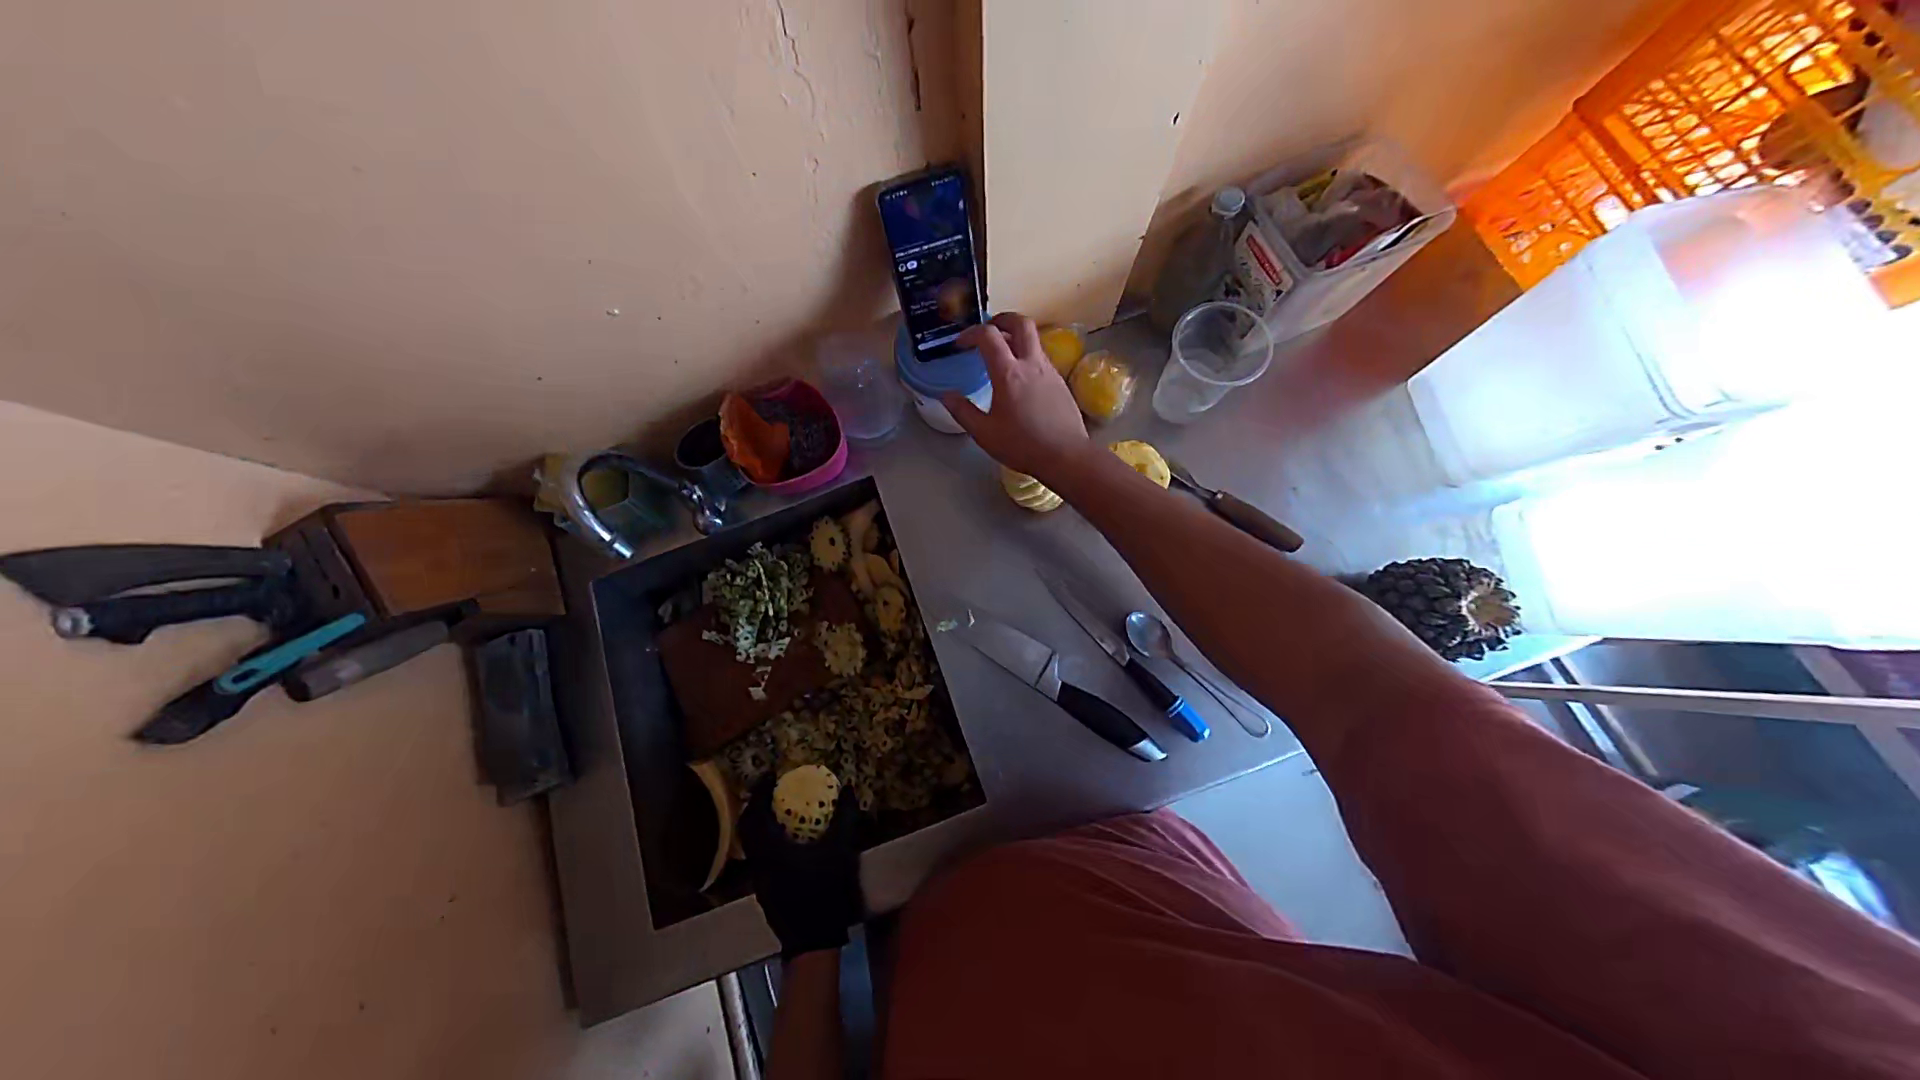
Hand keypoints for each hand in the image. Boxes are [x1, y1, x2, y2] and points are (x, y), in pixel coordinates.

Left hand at [739, 774, 863, 959]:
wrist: (814, 940)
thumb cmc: (826, 892)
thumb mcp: (840, 850)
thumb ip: (844, 818)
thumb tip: (848, 789)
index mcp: (771, 850)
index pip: (756, 813)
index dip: (761, 791)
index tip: (770, 774)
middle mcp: (758, 862)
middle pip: (748, 828)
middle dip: (758, 806)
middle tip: (773, 791)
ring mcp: (759, 880)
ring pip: (752, 843)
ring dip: (763, 824)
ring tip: (781, 811)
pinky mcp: (766, 891)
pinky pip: (760, 855)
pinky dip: (769, 840)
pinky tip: (789, 841)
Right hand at [942, 313, 1093, 483]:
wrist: (1066, 456)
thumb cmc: (1022, 445)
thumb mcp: (984, 433)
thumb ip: (962, 412)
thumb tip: (947, 396)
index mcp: (1008, 373)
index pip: (988, 335)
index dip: (970, 333)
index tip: (960, 344)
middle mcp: (1031, 364)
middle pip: (1021, 323)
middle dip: (1002, 319)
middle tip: (988, 329)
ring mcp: (1050, 371)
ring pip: (1034, 340)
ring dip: (1016, 338)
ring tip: (1002, 354)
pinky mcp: (1061, 382)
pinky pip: (1042, 358)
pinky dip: (1027, 356)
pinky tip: (1021, 378)